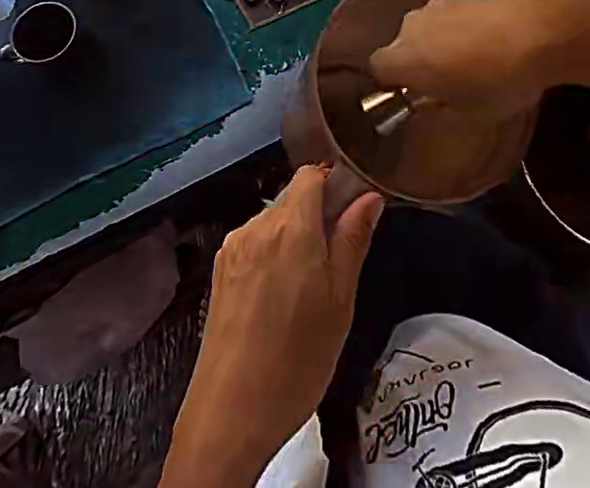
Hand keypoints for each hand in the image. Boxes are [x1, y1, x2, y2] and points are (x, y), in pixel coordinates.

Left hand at [162, 165, 383, 487]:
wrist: (230, 415)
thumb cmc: (295, 361)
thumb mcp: (341, 299)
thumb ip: (354, 239)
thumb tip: (368, 198)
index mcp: (292, 228)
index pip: (311, 174)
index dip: (335, 181)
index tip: (353, 205)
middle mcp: (257, 228)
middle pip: (294, 196)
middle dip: (319, 214)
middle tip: (339, 255)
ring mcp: (234, 249)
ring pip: (275, 220)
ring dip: (296, 235)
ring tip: (311, 284)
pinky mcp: (220, 271)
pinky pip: (256, 242)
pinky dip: (274, 253)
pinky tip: (283, 295)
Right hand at [369, 0, 589, 119]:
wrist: (542, 30)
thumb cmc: (501, 81)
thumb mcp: (471, 113)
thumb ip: (441, 107)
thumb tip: (431, 100)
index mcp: (404, 57)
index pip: (378, 69)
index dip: (393, 84)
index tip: (414, 95)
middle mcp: (412, 25)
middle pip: (402, 45)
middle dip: (417, 62)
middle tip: (446, 82)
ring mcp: (439, 3)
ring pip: (427, 28)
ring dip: (439, 43)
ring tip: (473, 60)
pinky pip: (451, 16)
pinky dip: (461, 28)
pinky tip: (489, 41)